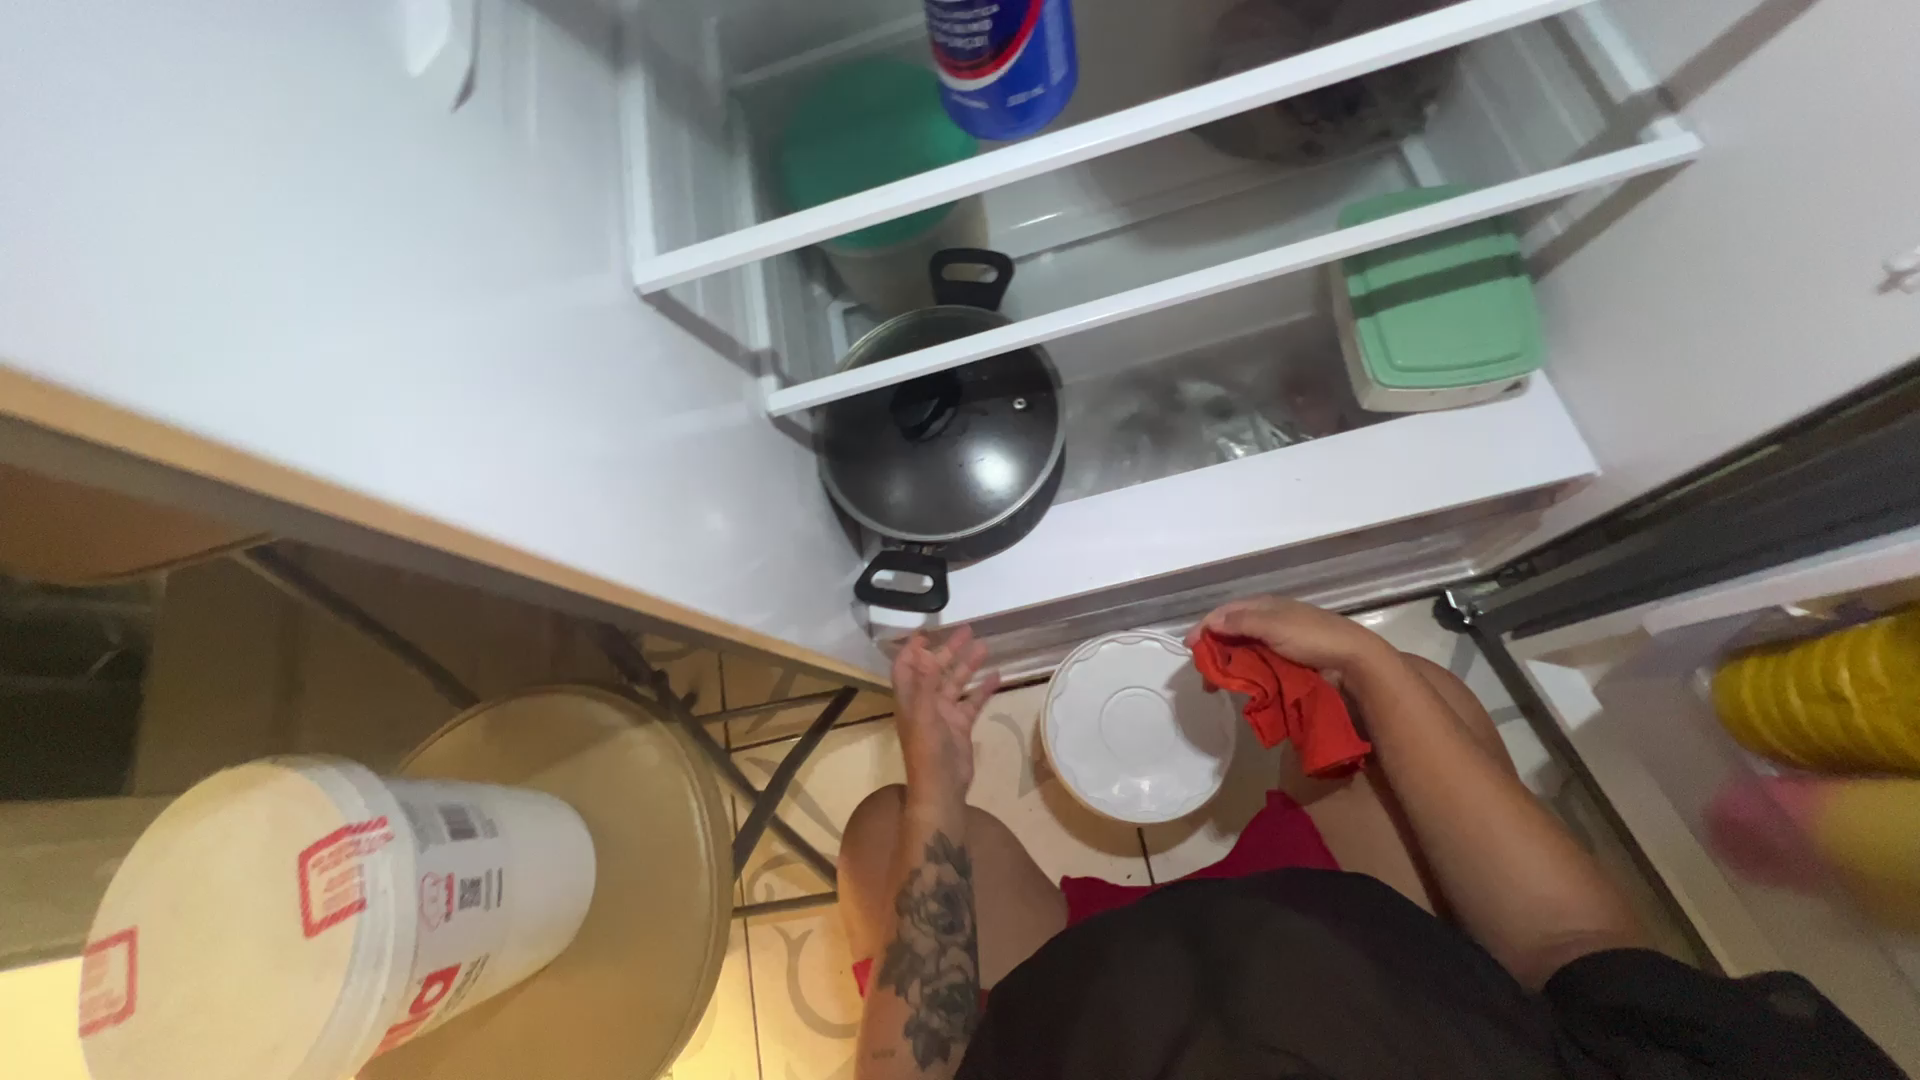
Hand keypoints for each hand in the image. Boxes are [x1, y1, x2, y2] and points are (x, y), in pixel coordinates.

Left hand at [891, 627, 1000, 804]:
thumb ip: (925, 683)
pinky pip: (973, 702)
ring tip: (985, 646)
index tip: (925, 631)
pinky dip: (983, 690)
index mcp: (910, 699)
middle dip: (949, 650)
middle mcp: (926, 703)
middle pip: (935, 670)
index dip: (912, 649)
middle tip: (967, 631)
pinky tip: (997, 676)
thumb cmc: (927, 752)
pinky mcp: (961, 726)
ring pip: (957, 683)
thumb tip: (925, 652)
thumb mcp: (924, 715)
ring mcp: (944, 714)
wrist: (942, 789)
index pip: (906, 667)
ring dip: (968, 665)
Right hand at [1186, 596, 1398, 681]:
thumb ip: (1241, 623)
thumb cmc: (1312, 637)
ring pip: (1243, 649)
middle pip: (1231, 631)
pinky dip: (1244, 671)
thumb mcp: (1274, 625)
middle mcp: (1269, 620)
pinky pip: (1258, 662)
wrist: (1354, 659)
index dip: (1205, 627)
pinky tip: (1240, 683)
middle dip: (1214, 649)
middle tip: (1204, 672)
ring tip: (1218, 683)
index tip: (1190, 647)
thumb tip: (1211, 623)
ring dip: (1228, 664)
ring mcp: (1279, 640)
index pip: (1225, 613)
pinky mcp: (1287, 659)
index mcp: (1265, 606)